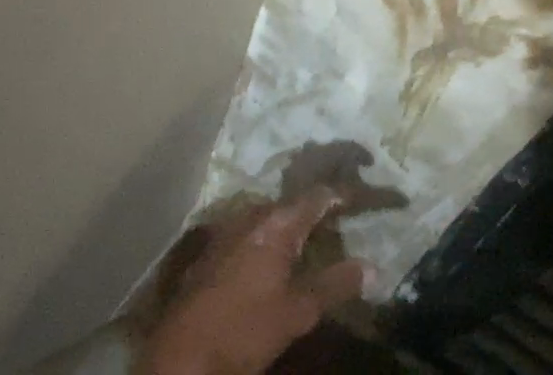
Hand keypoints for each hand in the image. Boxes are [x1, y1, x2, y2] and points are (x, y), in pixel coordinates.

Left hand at [137, 189, 368, 374]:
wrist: (178, 360)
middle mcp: (250, 217)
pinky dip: (266, 241)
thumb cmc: (243, 330)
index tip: (363, 198)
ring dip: (289, 226)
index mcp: (276, 223)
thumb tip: (373, 267)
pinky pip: (247, 234)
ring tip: (309, 241)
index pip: (318, 195)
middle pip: (291, 204)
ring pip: (267, 218)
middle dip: (315, 211)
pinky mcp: (208, 254)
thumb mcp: (298, 312)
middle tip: (338, 222)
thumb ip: (335, 285)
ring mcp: (225, 233)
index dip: (343, 195)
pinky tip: (272, 262)